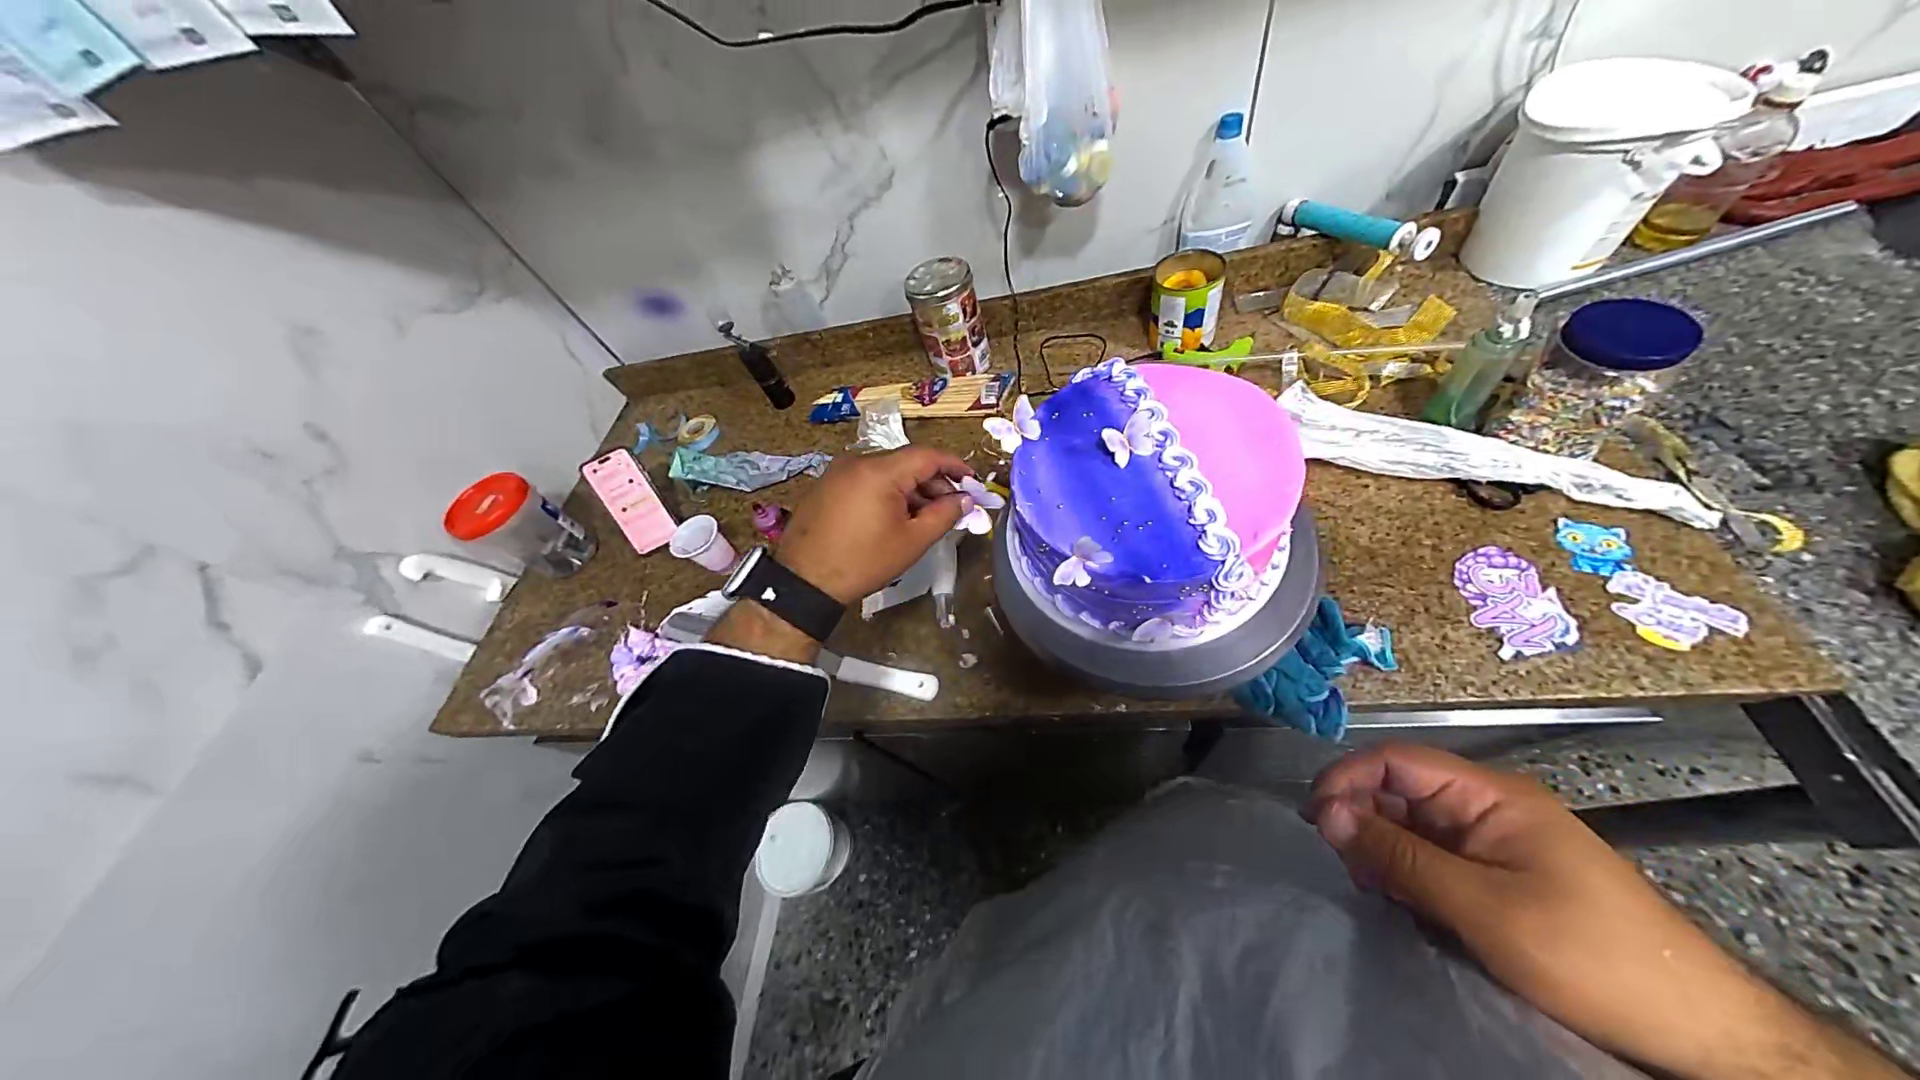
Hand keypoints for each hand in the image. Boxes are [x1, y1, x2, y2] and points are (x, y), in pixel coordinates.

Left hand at [708, 447, 972, 665]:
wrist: (804, 581)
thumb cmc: (863, 562)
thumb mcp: (912, 541)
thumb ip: (944, 515)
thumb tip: (965, 499)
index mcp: (879, 471)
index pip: (927, 455)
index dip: (955, 466)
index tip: (973, 481)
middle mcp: (857, 461)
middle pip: (907, 461)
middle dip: (934, 481)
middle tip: (952, 506)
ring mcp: (838, 471)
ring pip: (887, 471)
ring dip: (911, 488)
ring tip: (925, 517)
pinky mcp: (827, 484)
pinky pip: (867, 479)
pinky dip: (888, 491)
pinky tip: (896, 517)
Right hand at [1307, 744, 1903, 1079]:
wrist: (1700, 1031)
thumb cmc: (1589, 956)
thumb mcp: (1481, 905)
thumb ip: (1397, 854)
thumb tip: (1325, 812)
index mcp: (1490, 794)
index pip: (1395, 760)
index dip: (1347, 778)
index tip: (1315, 820)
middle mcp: (1490, 807)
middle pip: (1400, 790)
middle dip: (1361, 818)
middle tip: (1342, 864)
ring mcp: (1497, 842)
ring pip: (1413, 826)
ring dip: (1382, 849)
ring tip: (1369, 887)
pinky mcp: (1503, 875)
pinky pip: (1435, 857)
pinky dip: (1407, 873)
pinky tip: (1400, 900)